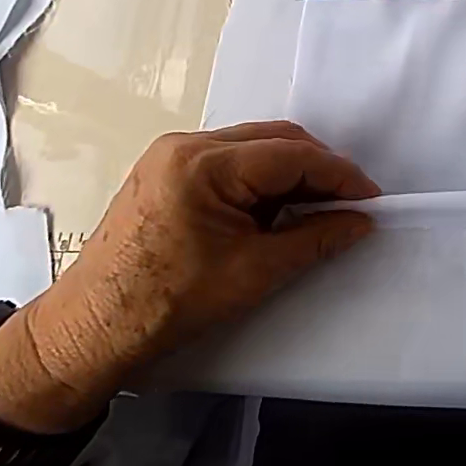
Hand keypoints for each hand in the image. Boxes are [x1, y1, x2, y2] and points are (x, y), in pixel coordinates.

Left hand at [0, 122, 378, 431]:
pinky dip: (257, 180)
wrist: (94, 325)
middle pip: (271, 140)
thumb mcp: (254, 272)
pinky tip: (272, 210)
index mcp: (205, 163)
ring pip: (250, 148)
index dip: (339, 175)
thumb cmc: (171, 302)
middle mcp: (186, 143)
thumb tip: (360, 222)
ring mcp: (170, 153)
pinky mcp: (164, 170)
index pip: (290, 154)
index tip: (371, 199)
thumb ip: (314, 239)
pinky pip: (226, 161)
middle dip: (316, 170)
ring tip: (314, 211)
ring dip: (287, 174)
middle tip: (347, 206)